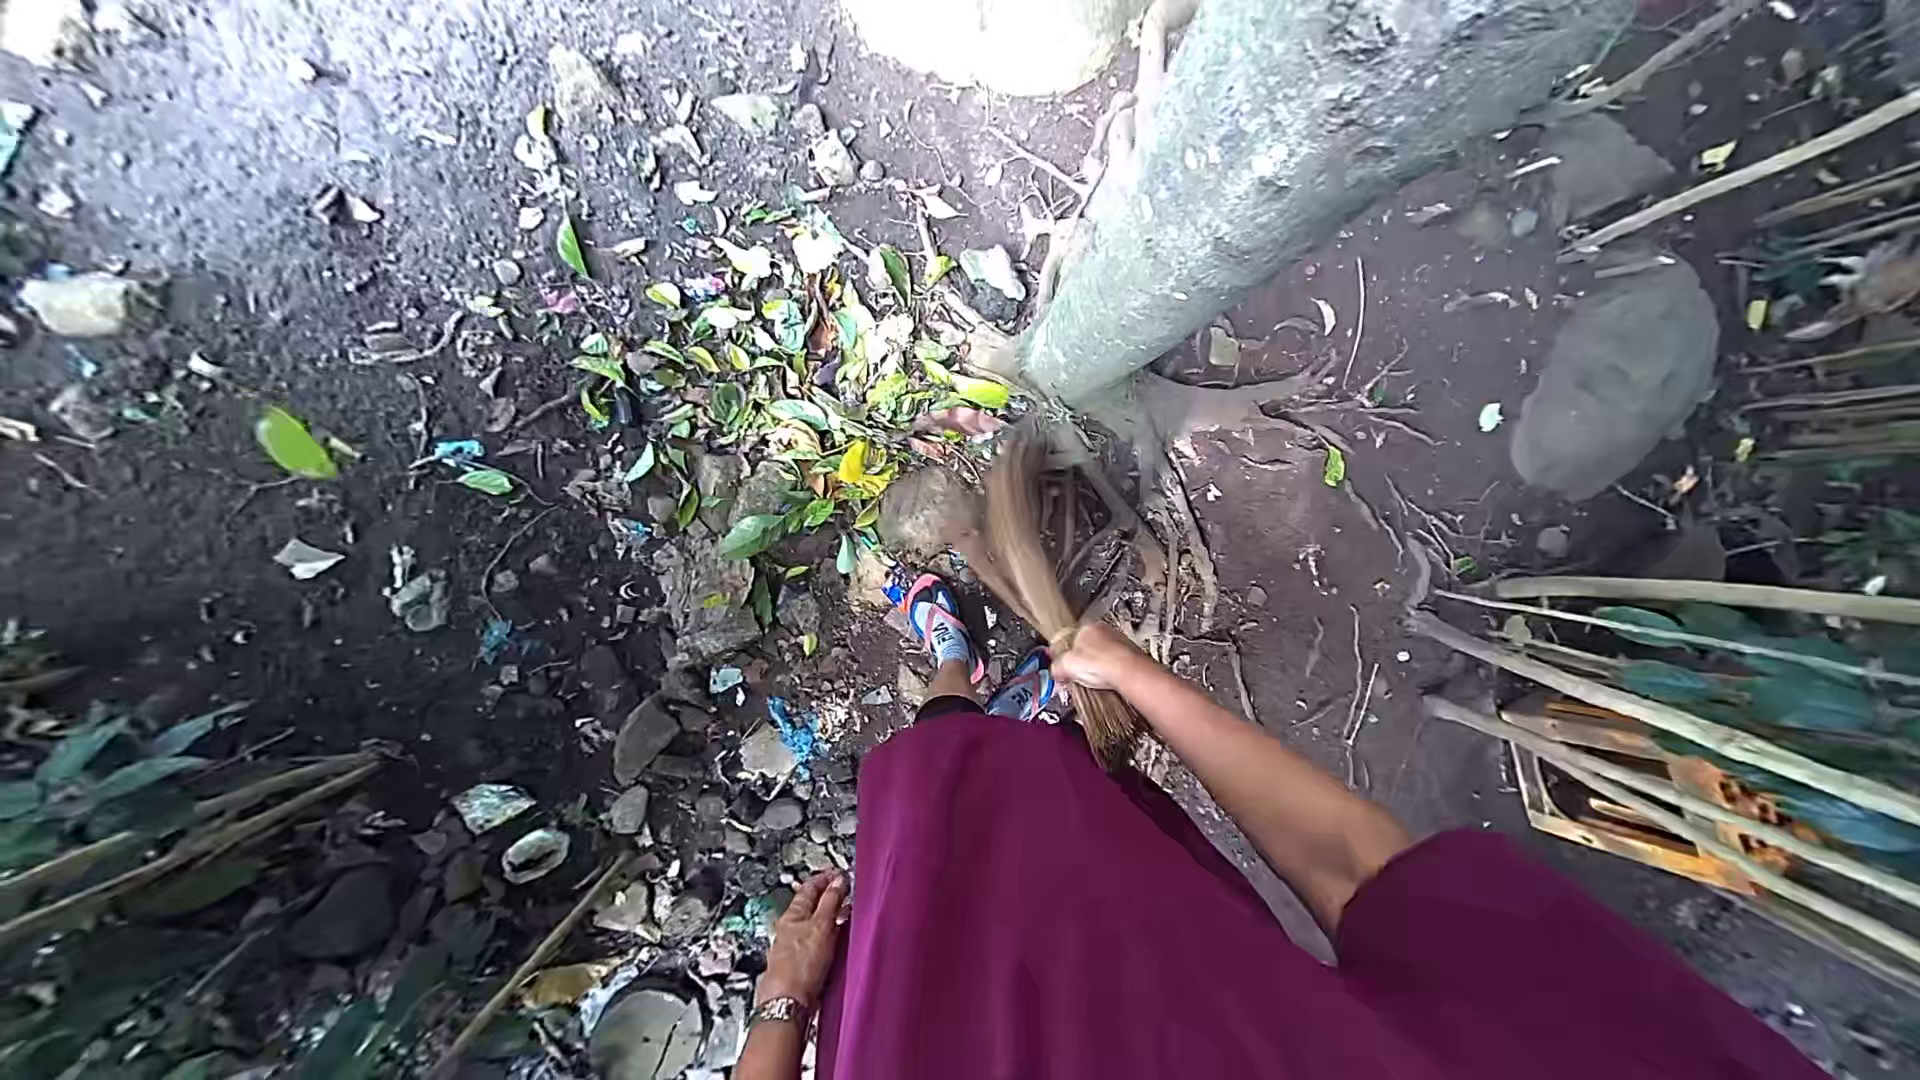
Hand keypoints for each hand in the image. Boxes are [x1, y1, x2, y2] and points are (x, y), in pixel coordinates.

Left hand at [758, 871, 846, 1008]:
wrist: (788, 1007)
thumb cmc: (799, 968)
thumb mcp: (821, 926)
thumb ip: (831, 901)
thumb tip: (839, 880)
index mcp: (792, 914)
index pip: (810, 886)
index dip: (827, 877)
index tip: (841, 873)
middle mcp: (790, 929)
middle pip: (812, 905)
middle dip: (830, 896)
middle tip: (846, 890)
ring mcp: (795, 948)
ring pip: (815, 924)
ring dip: (831, 916)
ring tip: (846, 913)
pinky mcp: (801, 966)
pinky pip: (817, 943)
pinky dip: (829, 936)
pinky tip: (838, 942)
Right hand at [1054, 622, 1151, 690]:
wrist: (1129, 672)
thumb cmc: (1101, 663)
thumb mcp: (1067, 666)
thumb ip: (1057, 666)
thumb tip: (1055, 670)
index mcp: (1085, 628)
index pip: (1070, 640)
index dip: (1064, 655)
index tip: (1062, 666)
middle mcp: (1103, 631)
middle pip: (1086, 647)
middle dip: (1081, 661)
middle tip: (1077, 676)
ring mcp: (1118, 641)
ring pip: (1102, 654)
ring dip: (1097, 666)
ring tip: (1094, 680)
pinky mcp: (1131, 654)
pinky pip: (1116, 662)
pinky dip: (1111, 671)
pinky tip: (1108, 681)